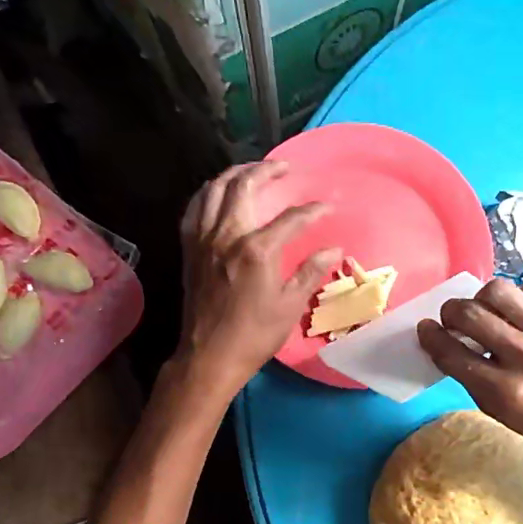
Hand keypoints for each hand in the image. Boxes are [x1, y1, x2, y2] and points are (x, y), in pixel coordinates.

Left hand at [178, 162, 339, 391]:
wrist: (209, 356)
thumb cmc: (254, 335)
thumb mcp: (289, 306)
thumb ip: (310, 271)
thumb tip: (333, 249)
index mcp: (256, 250)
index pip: (291, 218)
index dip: (313, 210)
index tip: (327, 207)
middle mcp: (227, 235)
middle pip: (244, 186)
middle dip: (266, 171)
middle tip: (283, 167)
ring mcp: (203, 239)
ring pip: (214, 189)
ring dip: (234, 174)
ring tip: (251, 170)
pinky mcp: (189, 248)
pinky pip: (194, 208)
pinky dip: (207, 193)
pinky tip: (217, 192)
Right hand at [416, 280, 522, 464]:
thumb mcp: (498, 409)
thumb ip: (468, 374)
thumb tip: (442, 339)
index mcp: (508, 390)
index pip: (454, 353)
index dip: (432, 337)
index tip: (426, 328)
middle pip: (472, 314)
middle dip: (452, 312)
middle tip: (453, 318)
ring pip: (499, 291)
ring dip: (482, 300)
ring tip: (485, 311)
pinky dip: (516, 302)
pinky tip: (519, 315)